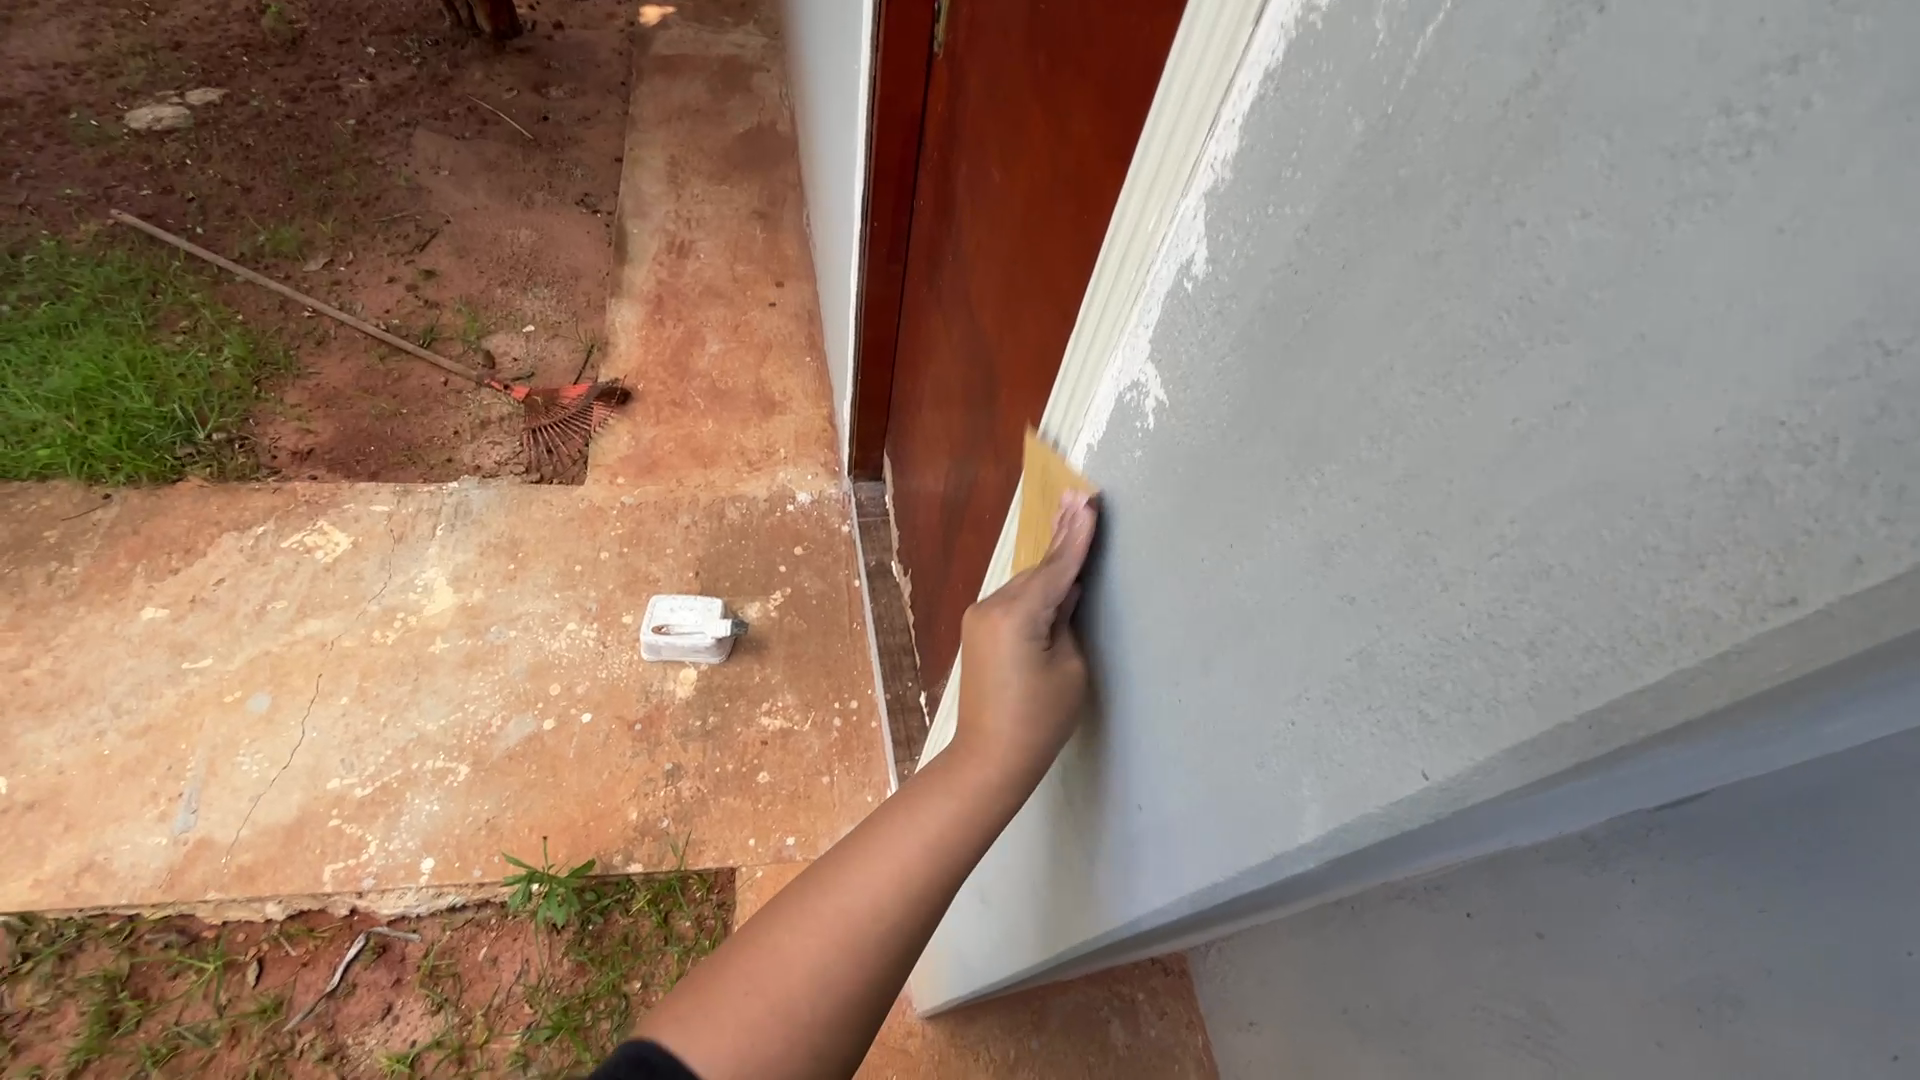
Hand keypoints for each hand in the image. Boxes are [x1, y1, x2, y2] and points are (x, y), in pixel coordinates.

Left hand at [952, 491, 1098, 783]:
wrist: (990, 756)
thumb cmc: (1040, 719)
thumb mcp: (1070, 667)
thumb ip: (1066, 620)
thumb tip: (1064, 593)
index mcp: (1018, 615)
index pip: (1056, 567)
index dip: (1077, 535)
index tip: (1088, 500)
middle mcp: (992, 606)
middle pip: (1038, 571)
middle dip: (1062, 539)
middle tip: (1079, 496)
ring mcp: (979, 616)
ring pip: (1024, 585)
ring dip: (1049, 566)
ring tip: (1072, 520)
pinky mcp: (977, 629)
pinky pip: (1013, 600)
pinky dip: (1034, 589)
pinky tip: (1053, 574)